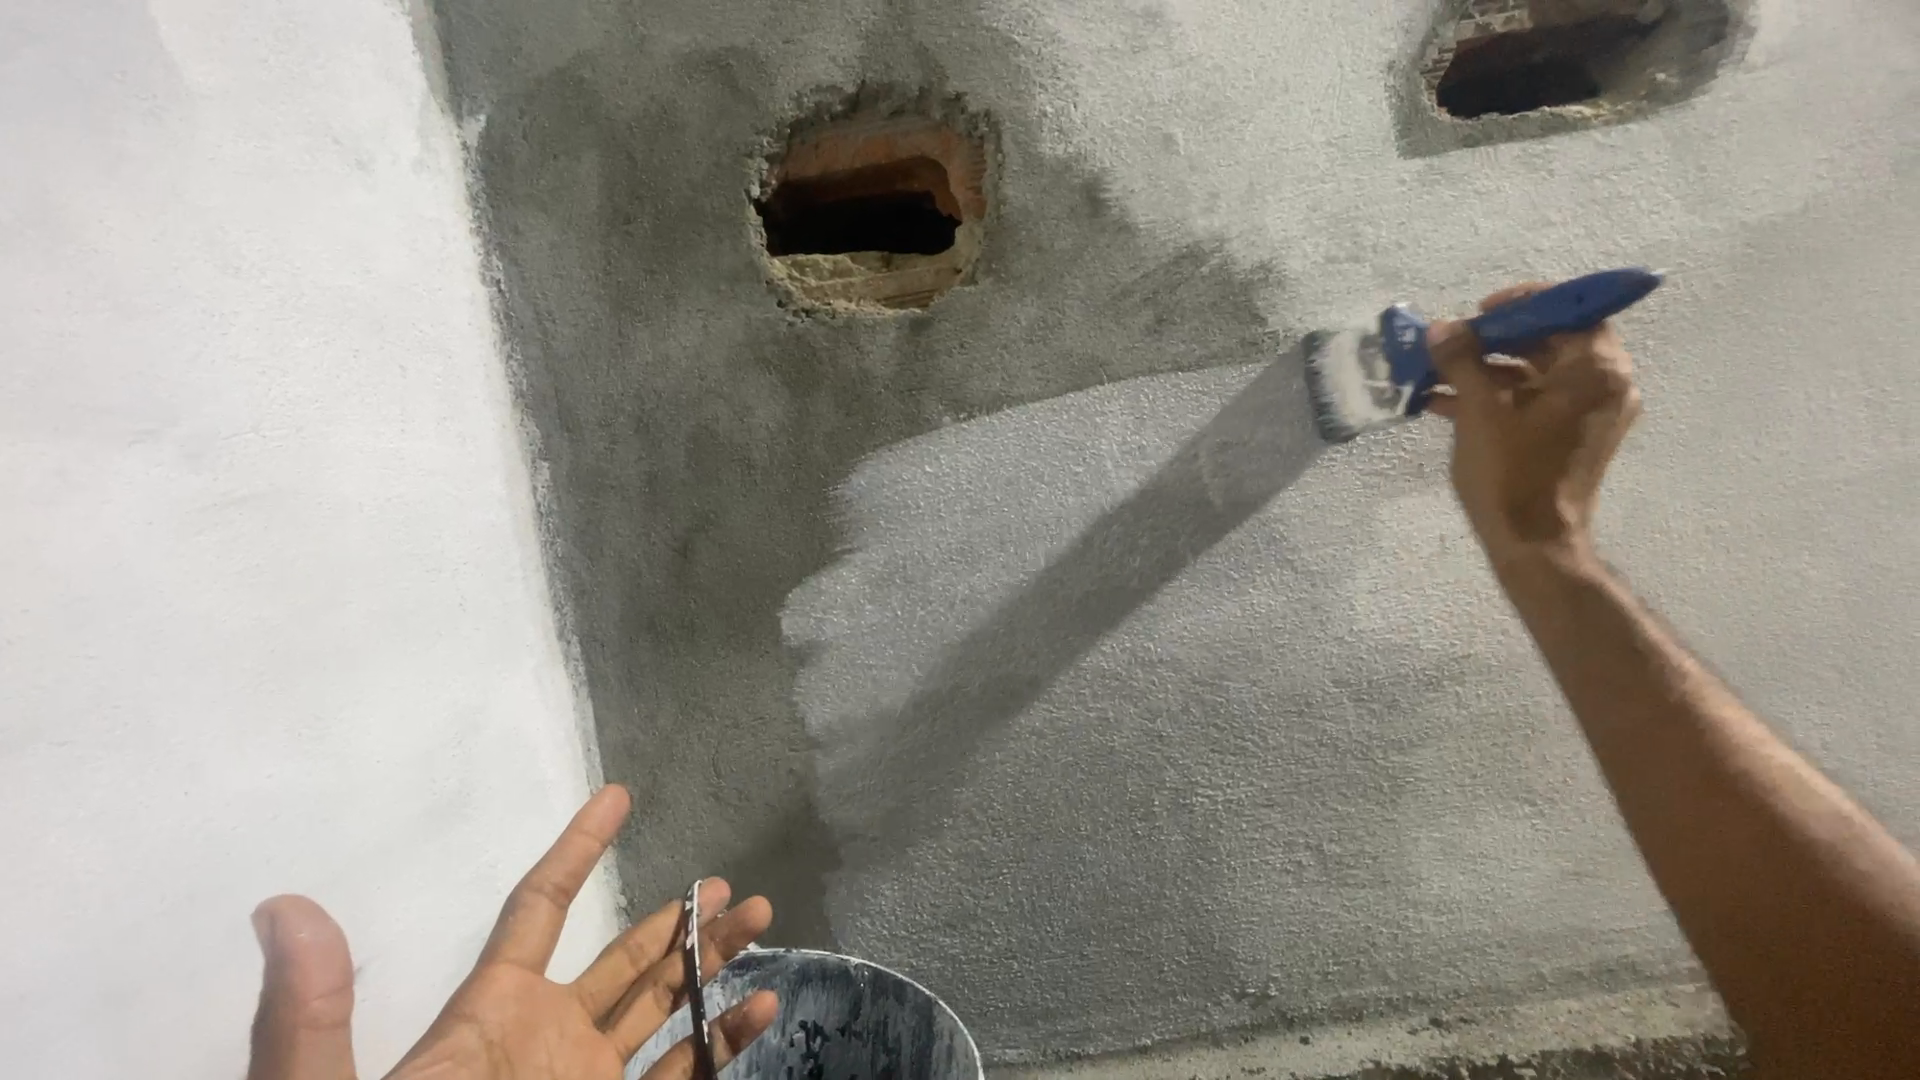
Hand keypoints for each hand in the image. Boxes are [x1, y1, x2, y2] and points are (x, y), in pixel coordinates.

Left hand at [245, 785, 776, 1079]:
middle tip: (726, 885)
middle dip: (678, 915)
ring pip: (665, 1004)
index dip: (578, 848)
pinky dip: (726, 1040)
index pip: (542, 907)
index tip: (618, 795)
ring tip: (757, 918)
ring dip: (712, 960)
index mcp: (492, 1013)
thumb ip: (307, 1015)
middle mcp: (550, 1037)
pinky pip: (685, 1075)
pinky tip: (762, 1007)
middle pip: (627, 955)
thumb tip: (279, 905)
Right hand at [1426, 282, 1640, 568]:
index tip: (1478, 312)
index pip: (1572, 310)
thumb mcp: (1479, 411)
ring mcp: (1587, 412)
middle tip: (1450, 343)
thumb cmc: (1511, 473)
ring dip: (1486, 369)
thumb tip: (1441, 327)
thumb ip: (1462, 362)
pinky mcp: (1568, 435)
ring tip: (1436, 375)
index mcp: (1596, 371)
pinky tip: (1445, 403)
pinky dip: (1495, 395)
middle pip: (1550, 340)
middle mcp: (1604, 384)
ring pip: (1535, 372)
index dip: (1523, 304)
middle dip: (1495, 339)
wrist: (1531, 541)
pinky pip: (1532, 400)